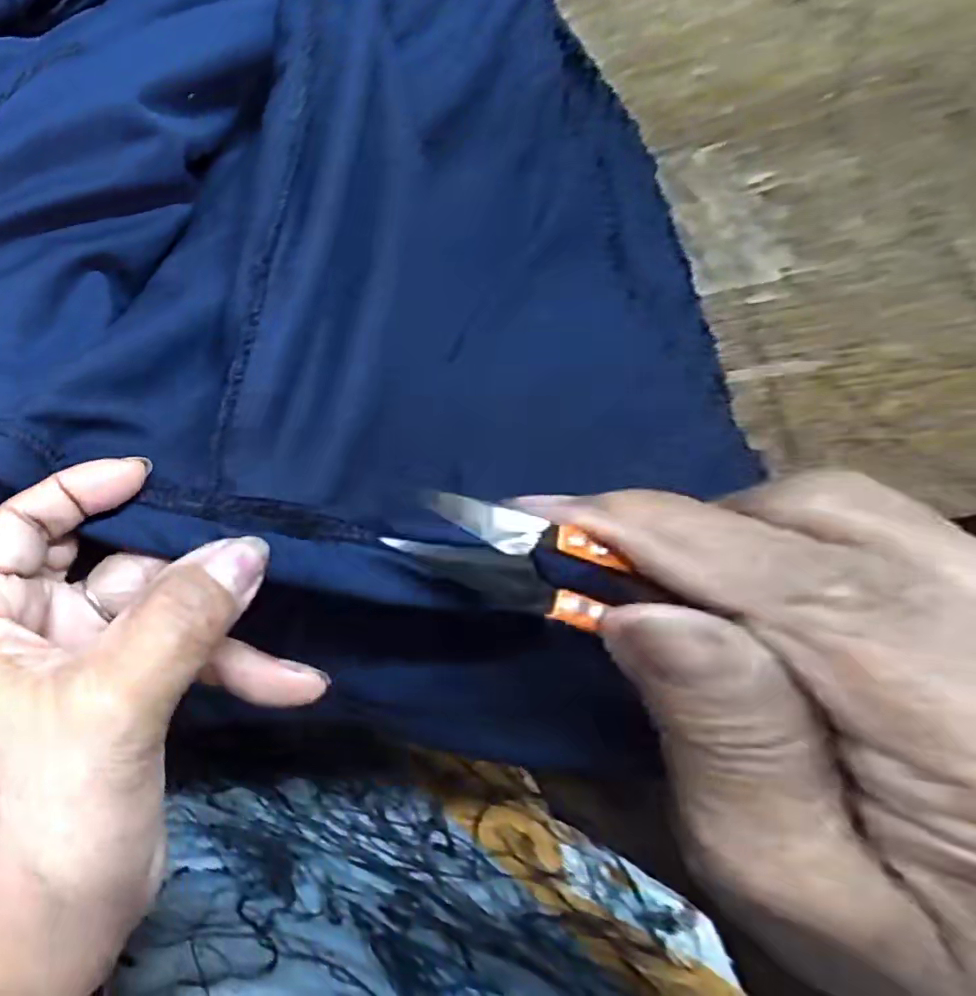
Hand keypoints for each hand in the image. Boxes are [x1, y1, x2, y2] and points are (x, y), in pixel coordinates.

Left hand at [0, 458, 327, 995]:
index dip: (78, 488)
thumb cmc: (55, 802)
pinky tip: (287, 683)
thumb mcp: (113, 700)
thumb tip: (245, 549)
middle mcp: (24, 620)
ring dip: (211, 626)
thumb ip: (178, 620)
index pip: (25, 520)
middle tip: (232, 560)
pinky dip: (223, 663)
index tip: (143, 474)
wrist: (65, 917)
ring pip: (148, 608)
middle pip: (101, 559)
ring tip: (275, 651)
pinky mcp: (117, 685)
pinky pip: (171, 651)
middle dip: (168, 569)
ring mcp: (75, 652)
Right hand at [523, 472, 975, 995]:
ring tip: (662, 585)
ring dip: (728, 532)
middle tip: (589, 567)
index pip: (799, 584)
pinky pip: (879, 537)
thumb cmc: (902, 949)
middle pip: (827, 519)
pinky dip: (776, 545)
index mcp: (968, 727)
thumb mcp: (790, 880)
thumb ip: (728, 748)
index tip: (532, 518)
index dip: (651, 530)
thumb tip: (637, 617)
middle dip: (682, 528)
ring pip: (851, 514)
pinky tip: (736, 596)